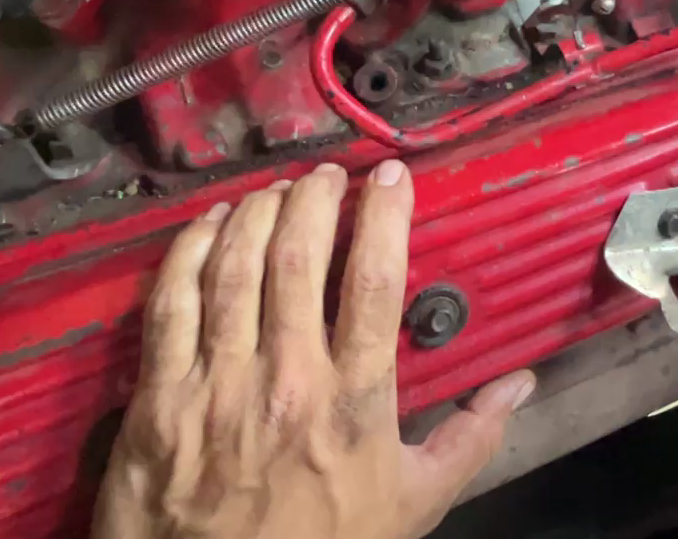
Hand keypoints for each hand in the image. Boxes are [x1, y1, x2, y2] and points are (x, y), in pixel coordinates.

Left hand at [93, 161, 535, 538]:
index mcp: (352, 399)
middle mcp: (285, 379)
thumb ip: (471, 438)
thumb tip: (522, 385)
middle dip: (315, 198)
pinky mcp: (155, 403)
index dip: (385, 215)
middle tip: (329, 175)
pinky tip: (212, 221)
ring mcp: (213, 388)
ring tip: (280, 188)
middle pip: (298, 258)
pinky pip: (169, 306)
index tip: (392, 176)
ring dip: (259, 212)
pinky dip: (190, 251)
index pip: (374, 280)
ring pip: (235, 269)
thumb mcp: (413, 503)